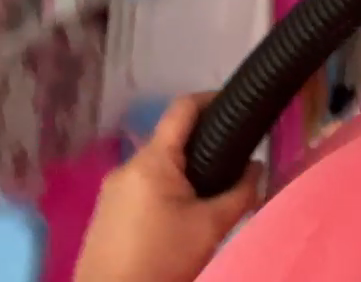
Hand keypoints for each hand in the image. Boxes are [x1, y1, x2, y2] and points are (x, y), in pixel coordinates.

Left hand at [74, 94, 261, 281]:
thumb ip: (242, 190)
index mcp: (152, 161)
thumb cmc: (161, 263)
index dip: (212, 97)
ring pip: (158, 166)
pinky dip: (166, 190)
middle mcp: (126, 168)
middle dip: (204, 144)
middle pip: (172, 139)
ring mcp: (111, 193)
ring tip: (211, 193)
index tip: (238, 106)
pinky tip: (180, 217)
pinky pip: (142, 187)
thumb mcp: (212, 227)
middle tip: (233, 160)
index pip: (183, 107)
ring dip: (185, 171)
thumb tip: (256, 167)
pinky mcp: (104, 216)